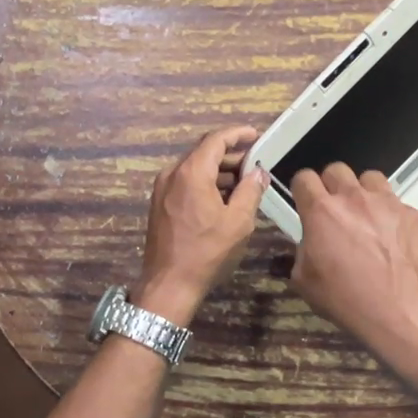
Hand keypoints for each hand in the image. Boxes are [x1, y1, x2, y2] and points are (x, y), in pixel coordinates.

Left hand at [133, 126, 266, 323]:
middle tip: (255, 163)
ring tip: (244, 183)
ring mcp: (162, 189)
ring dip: (219, 171)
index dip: (238, 134)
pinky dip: (205, 183)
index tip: (256, 135)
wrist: (168, 283)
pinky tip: (224, 198)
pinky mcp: (160, 203)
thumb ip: (251, 191)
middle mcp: (172, 174)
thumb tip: (258, 173)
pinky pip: (186, 183)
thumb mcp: (238, 221)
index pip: (216, 139)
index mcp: (191, 172)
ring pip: (194, 168)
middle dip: (231, 155)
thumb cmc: (206, 252)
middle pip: (204, 152)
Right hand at [289, 164, 417, 364]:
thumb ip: (303, 249)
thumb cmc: (345, 298)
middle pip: (337, 170)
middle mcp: (354, 198)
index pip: (304, 177)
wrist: (398, 310)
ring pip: (371, 179)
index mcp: (322, 211)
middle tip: (336, 208)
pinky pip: (399, 205)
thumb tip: (311, 241)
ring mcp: (388, 203)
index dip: (302, 188)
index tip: (305, 200)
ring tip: (367, 216)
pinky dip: (393, 217)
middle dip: (332, 185)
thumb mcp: (304, 279)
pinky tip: (394, 240)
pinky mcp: (414, 215)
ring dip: (364, 193)